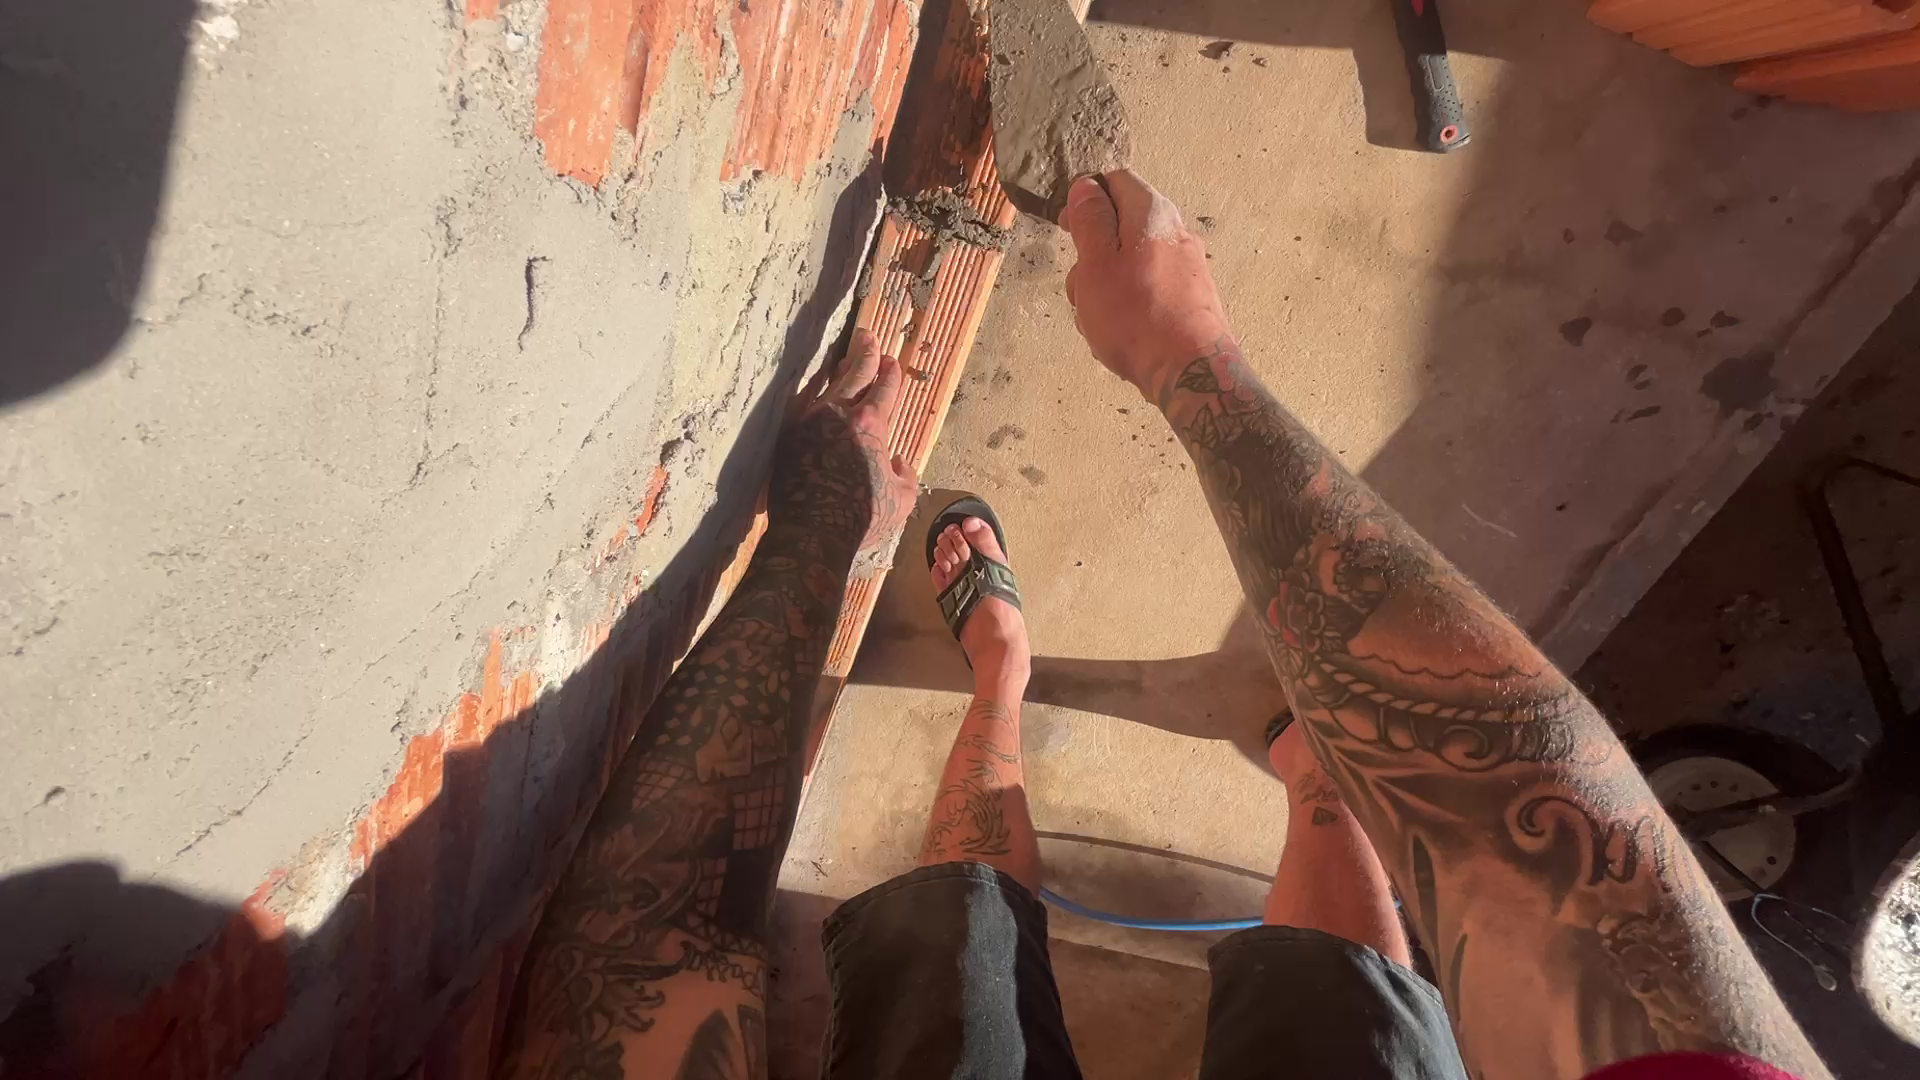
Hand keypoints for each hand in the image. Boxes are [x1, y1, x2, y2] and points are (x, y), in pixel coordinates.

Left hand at [773, 328, 918, 569]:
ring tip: (844, 360)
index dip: (890, 373)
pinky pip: (802, 408)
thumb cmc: (862, 517)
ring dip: (837, 372)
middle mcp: (836, 413)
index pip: (883, 388)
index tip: (892, 361)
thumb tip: (898, 463)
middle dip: (864, 353)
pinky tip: (816, 397)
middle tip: (867, 336)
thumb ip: (905, 476)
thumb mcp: (901, 500)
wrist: (810, 533)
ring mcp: (805, 423)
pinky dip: (813, 398)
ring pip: (824, 387)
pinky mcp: (784, 438)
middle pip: (852, 373)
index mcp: (870, 424)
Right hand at [1061, 171, 1231, 403]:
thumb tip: (1086, 187)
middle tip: (1081, 290)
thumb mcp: (1096, 264)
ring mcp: (1186, 268)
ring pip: (1131, 266)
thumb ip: (1090, 221)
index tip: (1066, 230)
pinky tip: (1121, 334)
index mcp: (1152, 213)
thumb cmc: (1136, 317)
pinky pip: (1147, 292)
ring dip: (1105, 289)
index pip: (1115, 181)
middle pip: (1122, 228)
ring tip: (1098, 321)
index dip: (1085, 200)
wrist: (1189, 370)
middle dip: (1092, 257)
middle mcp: (1175, 233)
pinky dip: (1127, 308)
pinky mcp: (1189, 299)